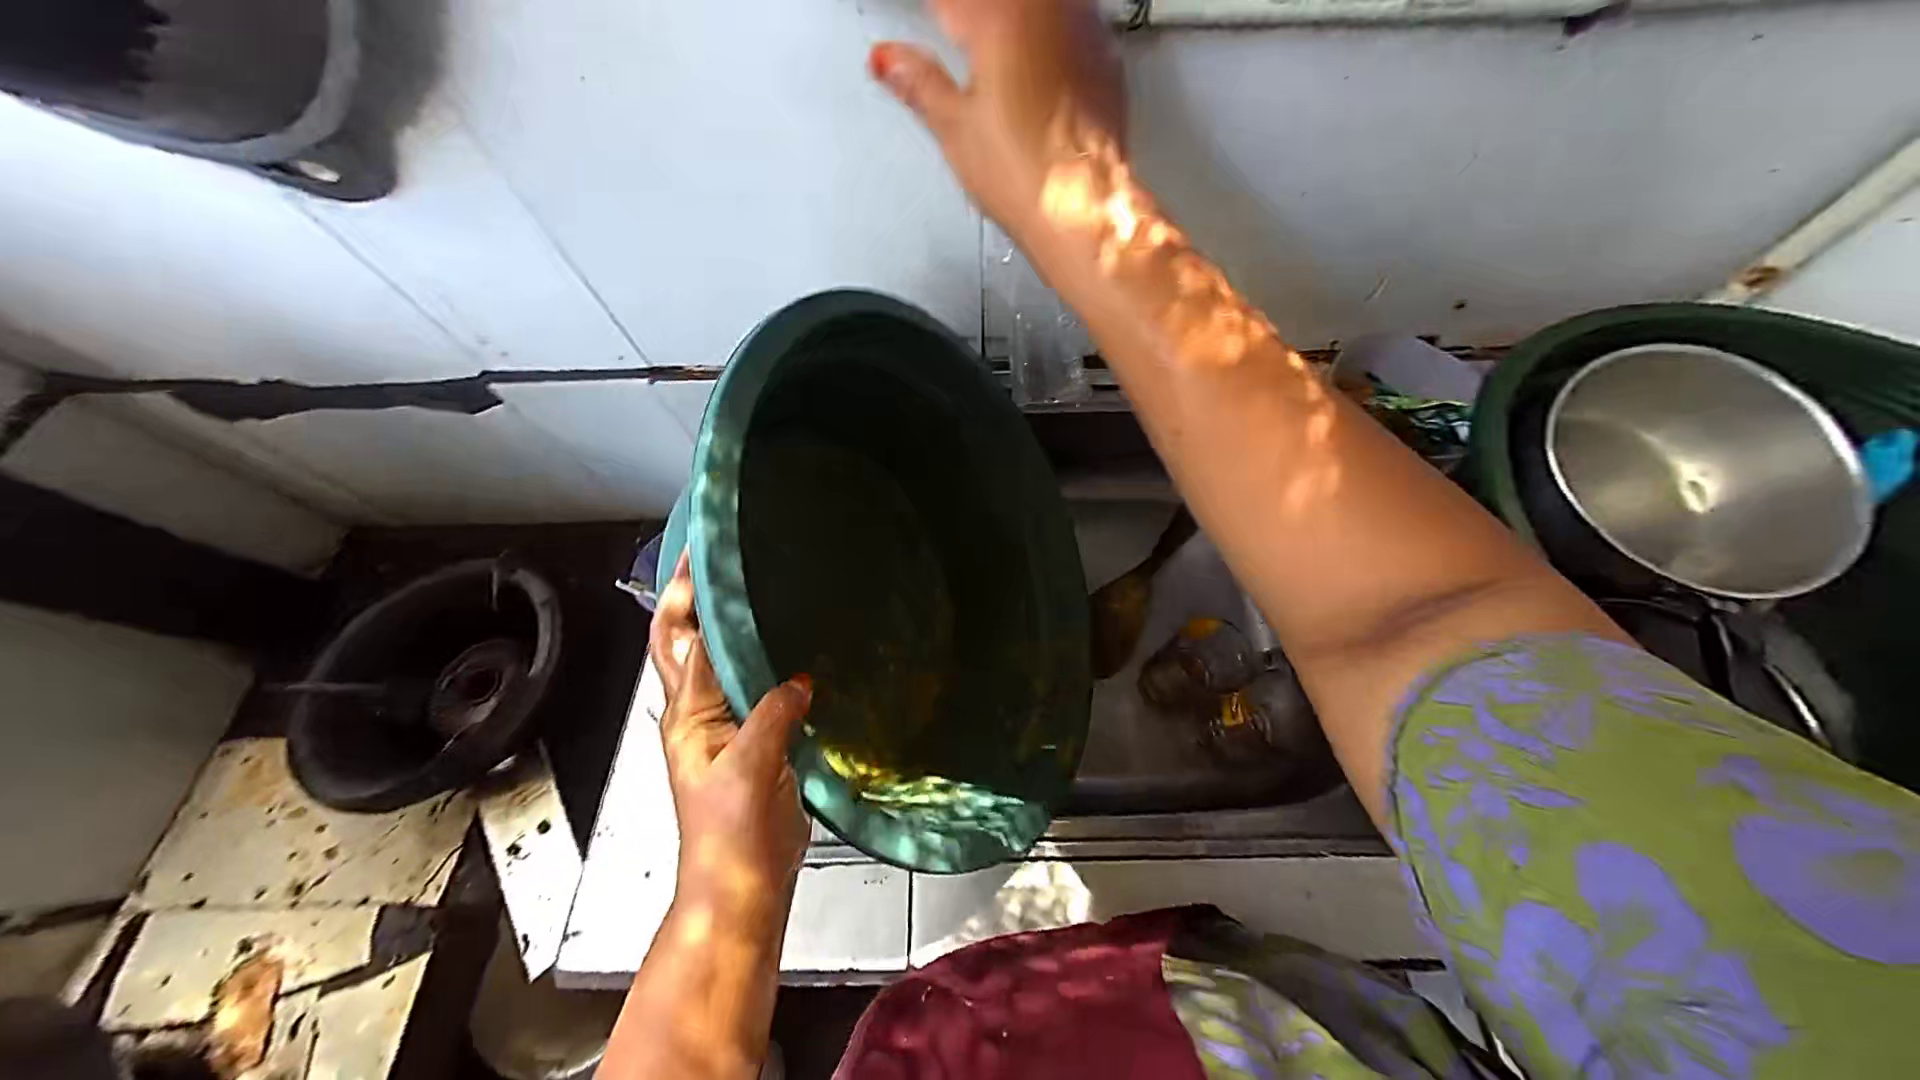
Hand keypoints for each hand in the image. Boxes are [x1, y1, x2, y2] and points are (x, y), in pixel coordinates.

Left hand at [651, 554, 811, 917]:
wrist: (743, 885)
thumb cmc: (731, 836)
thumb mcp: (751, 769)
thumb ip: (773, 716)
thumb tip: (800, 680)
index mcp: (687, 715)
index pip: (682, 639)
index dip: (687, 595)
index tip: (700, 553)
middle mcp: (700, 713)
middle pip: (689, 642)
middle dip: (697, 599)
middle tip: (721, 559)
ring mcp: (728, 726)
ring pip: (723, 662)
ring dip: (730, 626)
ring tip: (756, 590)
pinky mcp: (756, 740)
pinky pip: (757, 687)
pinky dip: (766, 661)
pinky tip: (791, 650)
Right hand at [870, 0, 1124, 248]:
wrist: (1083, 211)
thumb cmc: (1026, 178)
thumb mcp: (954, 129)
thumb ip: (920, 83)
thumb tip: (888, 60)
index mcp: (997, 17)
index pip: (947, 0)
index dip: (924, 13)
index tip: (913, 21)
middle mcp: (1046, 9)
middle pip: (990, 0)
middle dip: (964, 15)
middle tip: (946, 31)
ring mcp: (1082, 28)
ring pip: (1033, 6)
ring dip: (1004, 19)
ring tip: (982, 48)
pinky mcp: (1104, 57)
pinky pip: (1069, 21)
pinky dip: (1043, 33)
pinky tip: (1031, 62)